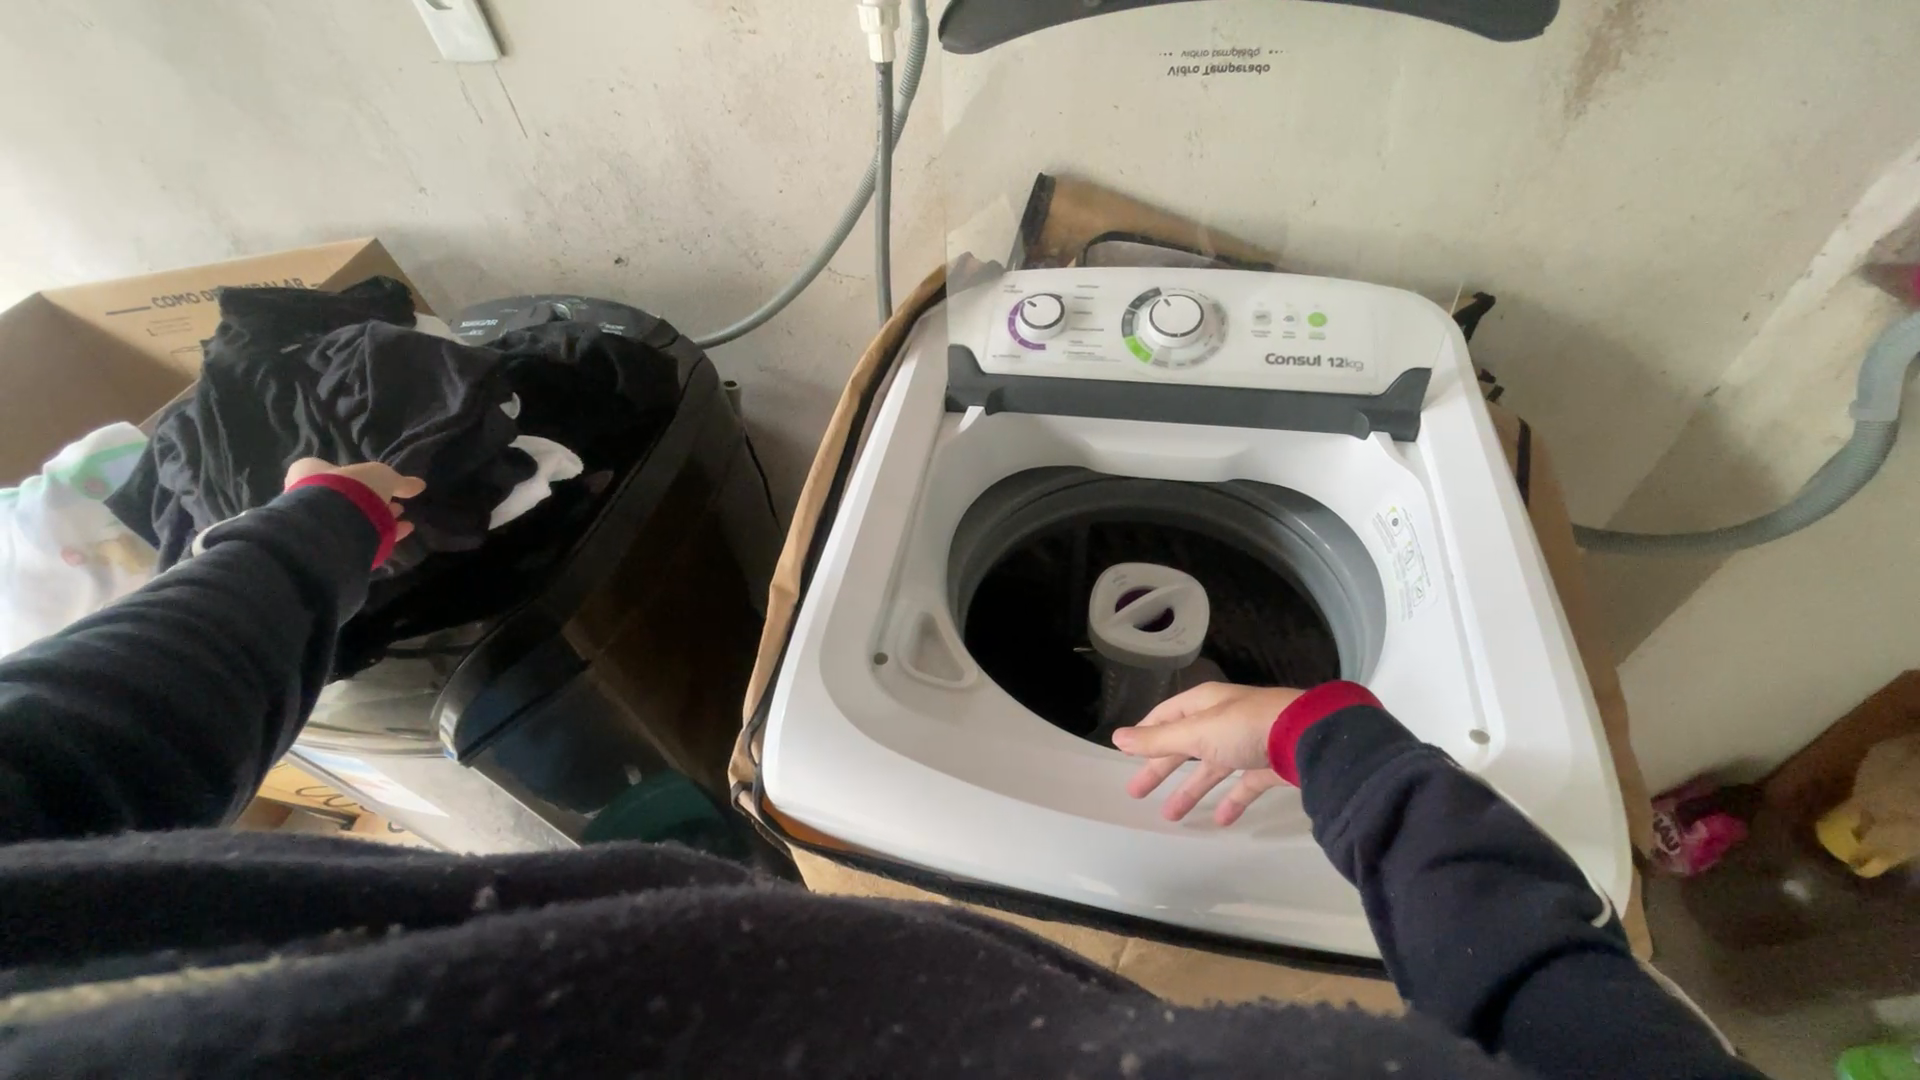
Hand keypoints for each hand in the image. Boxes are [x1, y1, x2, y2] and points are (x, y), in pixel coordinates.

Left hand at [283, 458, 426, 541]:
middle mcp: (306, 494)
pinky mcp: (328, 540)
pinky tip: (403, 530)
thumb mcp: (382, 476)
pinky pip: (359, 535)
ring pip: (350, 516)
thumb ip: (400, 481)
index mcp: (309, 472)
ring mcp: (316, 519)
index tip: (368, 478)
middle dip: (367, 497)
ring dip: (377, 515)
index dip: (347, 473)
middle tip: (390, 500)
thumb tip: (419, 484)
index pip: (322, 467)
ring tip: (400, 515)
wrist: (332, 520)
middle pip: (339, 494)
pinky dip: (382, 532)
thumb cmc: (349, 485)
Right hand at [1112, 682, 1303, 825]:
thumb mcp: (1195, 732)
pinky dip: (1232, 800)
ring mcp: (1247, 743)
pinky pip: (1244, 784)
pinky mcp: (1268, 766)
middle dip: (1160, 768)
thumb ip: (1157, 739)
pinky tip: (1222, 820)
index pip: (1165, 717)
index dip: (1146, 734)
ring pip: (1211, 768)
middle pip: (1184, 745)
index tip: (1127, 754)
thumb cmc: (1243, 728)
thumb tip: (1117, 738)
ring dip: (1190, 790)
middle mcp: (1223, 721)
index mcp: (1203, 705)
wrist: (1307, 738)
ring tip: (1170, 816)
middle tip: (1136, 793)